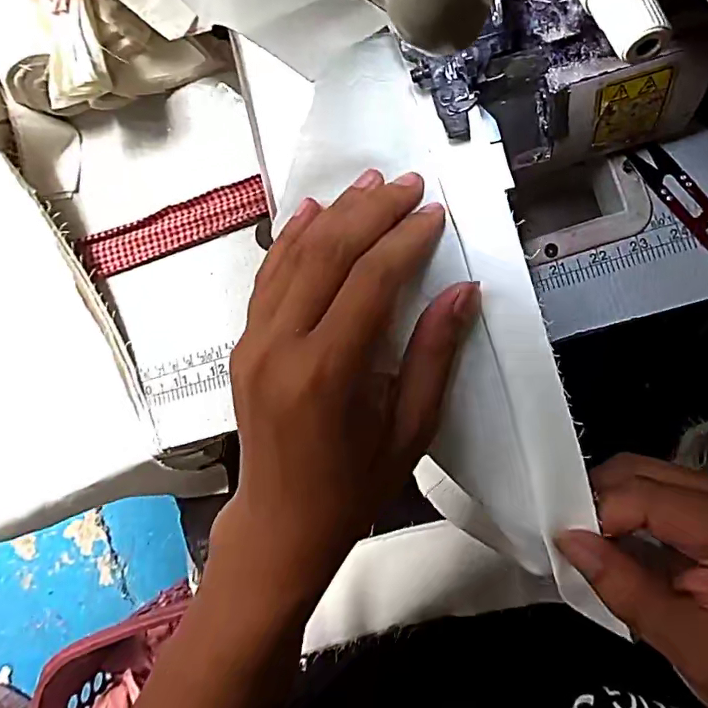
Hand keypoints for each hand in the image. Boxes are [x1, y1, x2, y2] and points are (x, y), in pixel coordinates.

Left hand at [215, 168, 479, 607]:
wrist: (279, 523)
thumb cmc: (352, 487)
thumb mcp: (410, 430)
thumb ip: (436, 354)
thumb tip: (463, 291)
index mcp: (326, 373)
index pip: (370, 280)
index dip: (406, 240)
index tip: (433, 215)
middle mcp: (280, 347)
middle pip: (329, 254)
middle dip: (373, 212)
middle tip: (407, 185)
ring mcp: (253, 341)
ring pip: (294, 256)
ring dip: (335, 213)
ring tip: (369, 184)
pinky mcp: (244, 342)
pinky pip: (268, 275)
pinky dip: (291, 238)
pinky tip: (313, 211)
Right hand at [556, 455, 707, 707]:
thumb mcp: (688, 646)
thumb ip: (626, 588)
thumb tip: (569, 540)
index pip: (646, 497)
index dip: (598, 514)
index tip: (564, 543)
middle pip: (641, 472)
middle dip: (597, 500)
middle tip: (569, 540)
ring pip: (642, 473)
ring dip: (607, 501)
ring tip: (586, 541)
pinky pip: (654, 487)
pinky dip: (625, 507)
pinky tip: (611, 538)